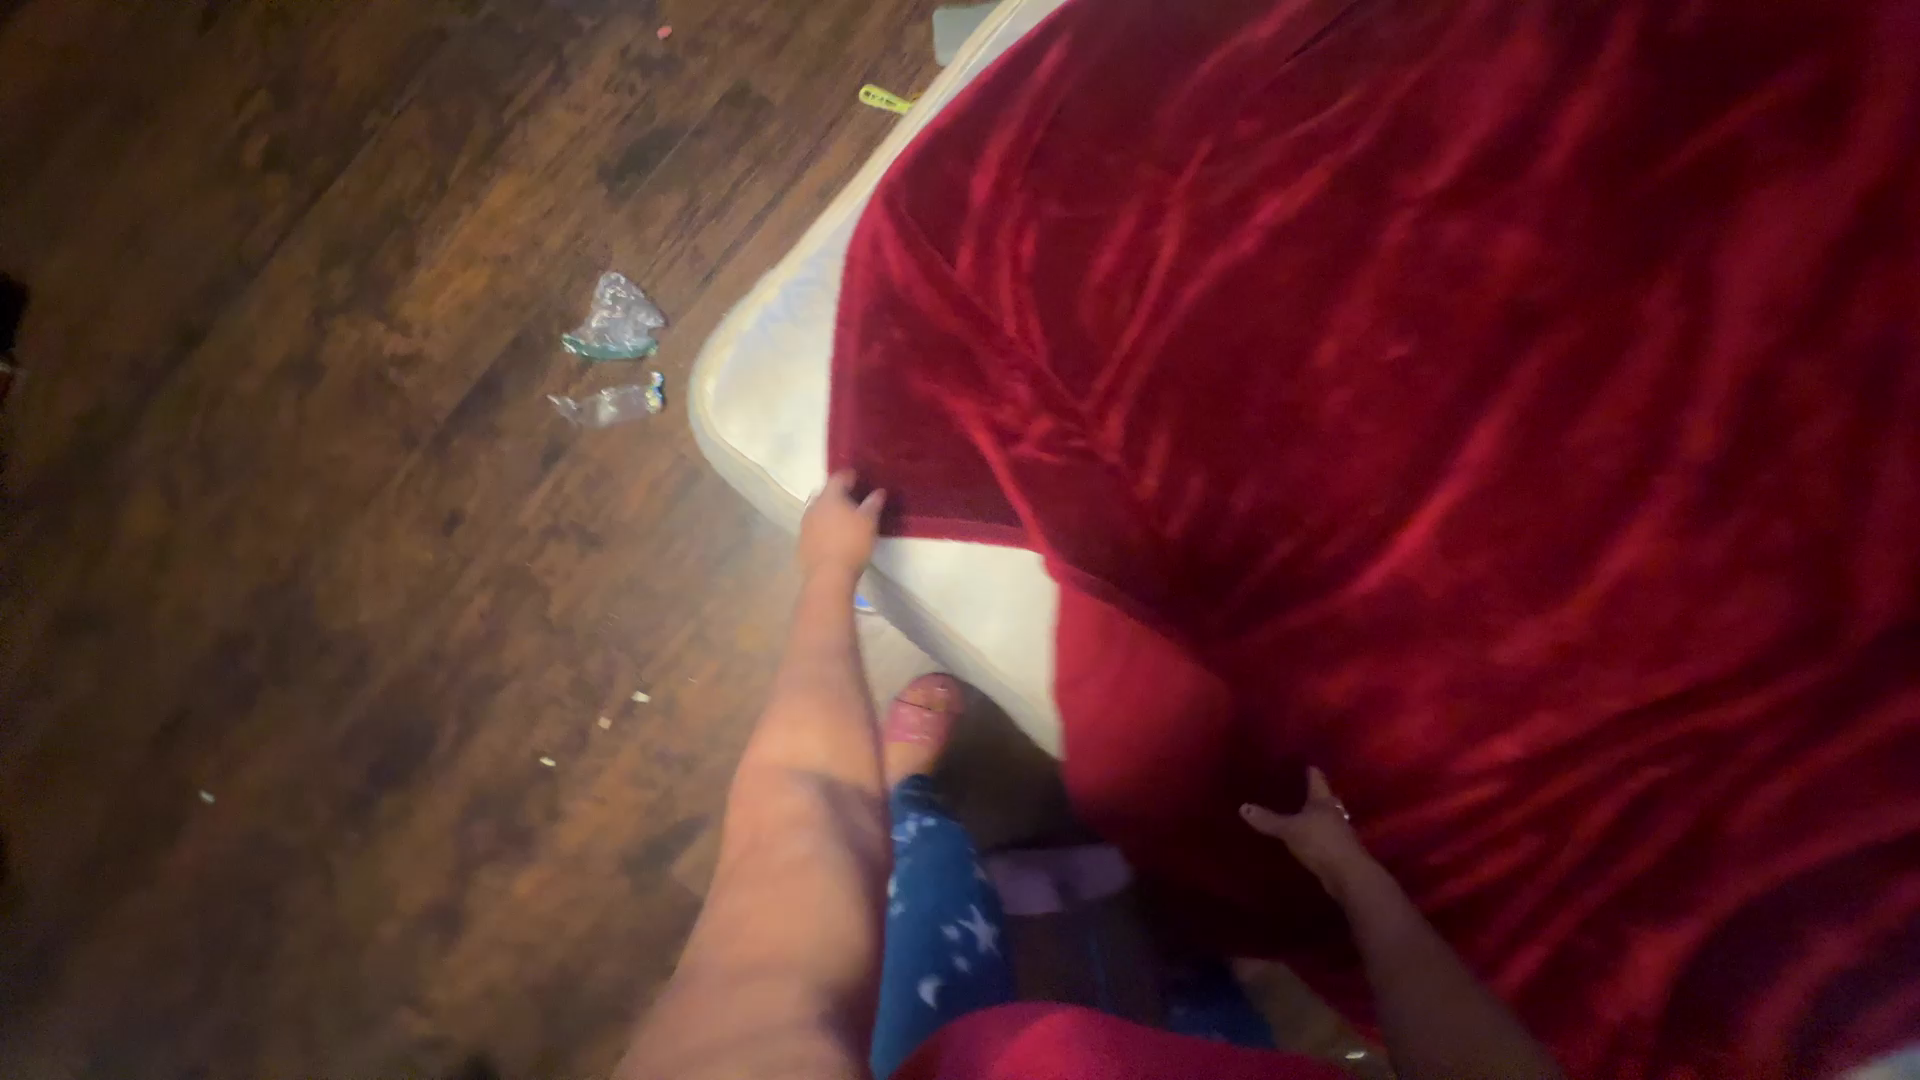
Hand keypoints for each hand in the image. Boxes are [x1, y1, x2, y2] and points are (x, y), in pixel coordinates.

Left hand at [798, 470, 884, 579]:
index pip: (838, 478)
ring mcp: (805, 525)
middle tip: (851, 499)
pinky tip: (832, 538)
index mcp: (830, 497)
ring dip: (828, 512)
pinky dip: (822, 528)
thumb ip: (873, 504)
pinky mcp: (801, 542)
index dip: (849, 476)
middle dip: (837, 494)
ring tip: (842, 520)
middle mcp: (813, 507)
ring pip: (817, 511)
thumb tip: (878, 492)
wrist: (828, 576)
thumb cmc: (852, 543)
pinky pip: (813, 528)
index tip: (858, 477)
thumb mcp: (869, 522)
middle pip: (825, 494)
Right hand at [1241, 767, 1372, 896]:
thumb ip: (1268, 819)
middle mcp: (1334, 815)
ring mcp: (1339, 835)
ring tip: (1302, 813)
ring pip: (1327, 819)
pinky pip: (1324, 838)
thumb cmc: (1321, 842)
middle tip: (1303, 788)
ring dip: (1317, 817)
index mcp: (1323, 802)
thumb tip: (1242, 807)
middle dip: (1316, 795)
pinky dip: (1316, 835)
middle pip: (1326, 800)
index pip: (1318, 781)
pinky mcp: (1339, 853)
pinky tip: (1306, 838)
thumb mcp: (1289, 829)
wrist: (1350, 876)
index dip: (1312, 772)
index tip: (1308, 764)